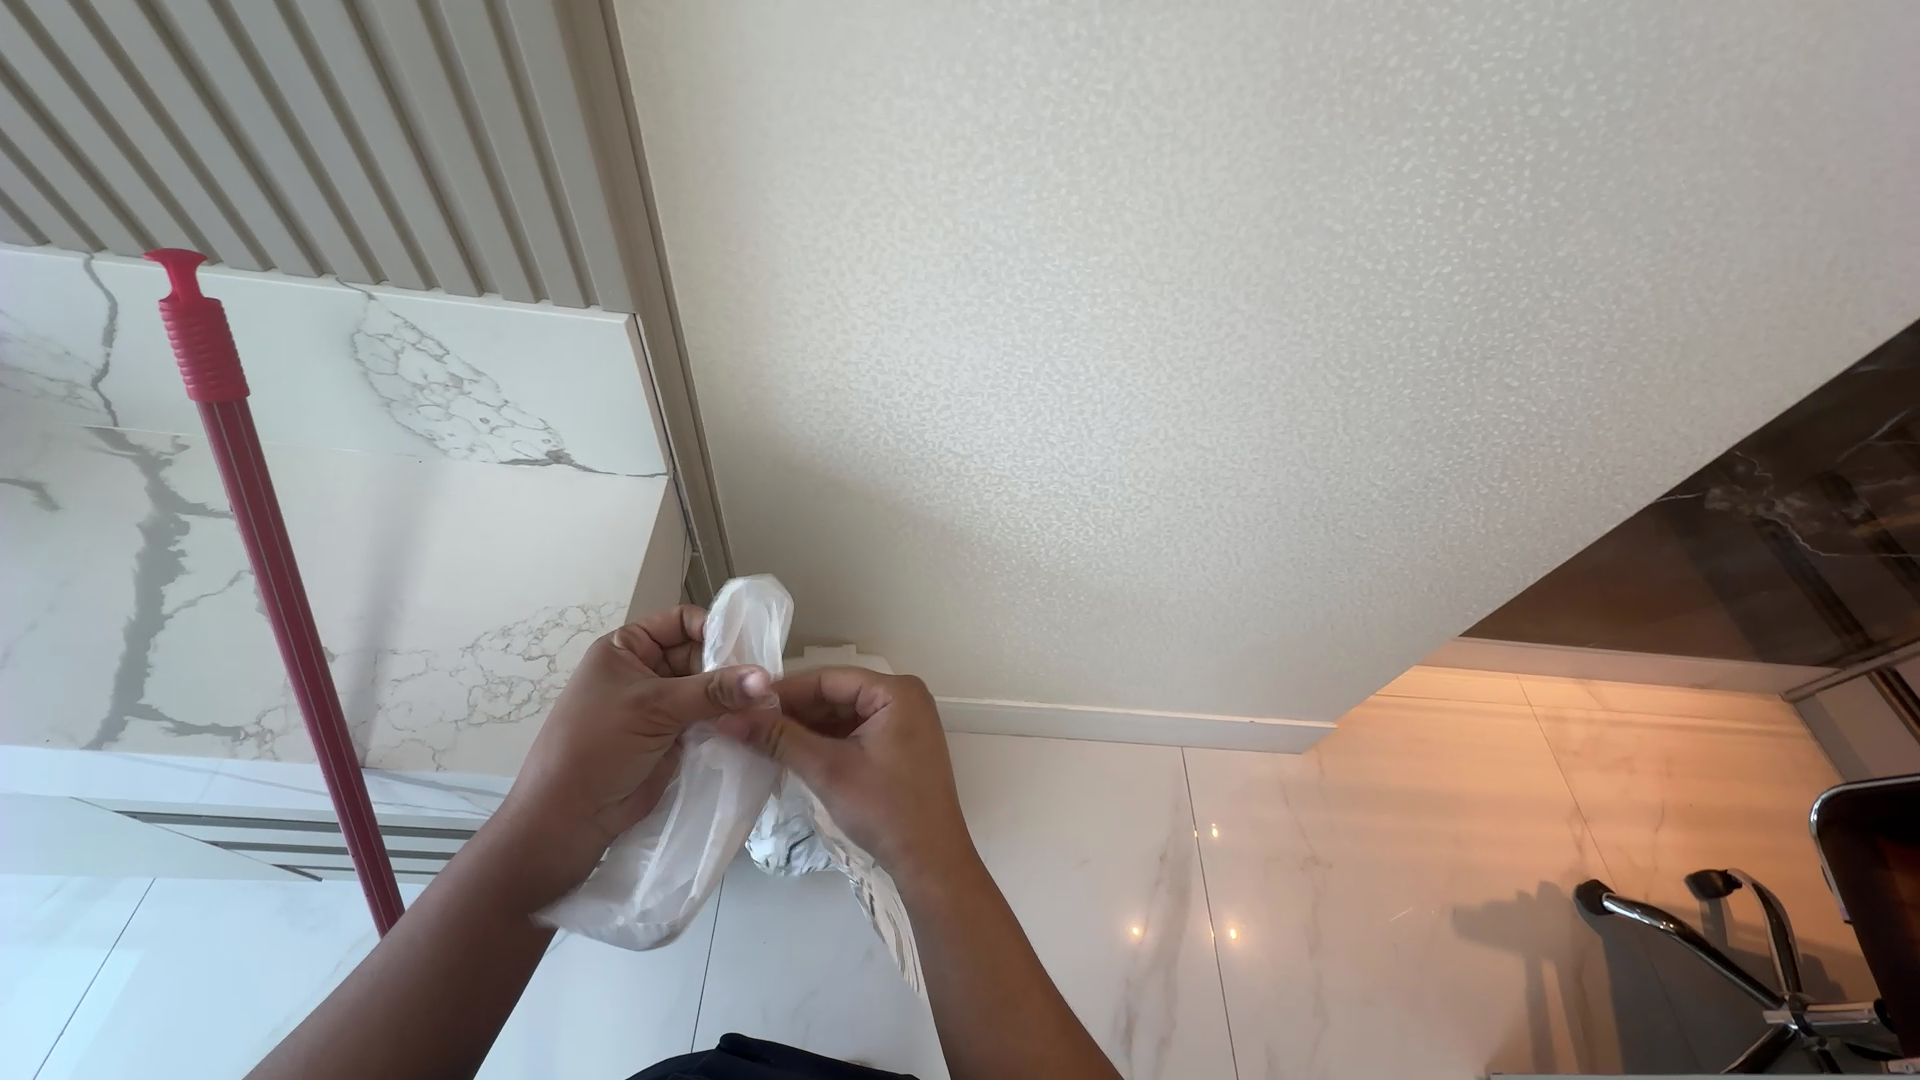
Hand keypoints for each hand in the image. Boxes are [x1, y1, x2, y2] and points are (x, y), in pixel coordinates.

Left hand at [487, 605, 775, 912]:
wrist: (570, 818)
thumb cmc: (596, 746)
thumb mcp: (653, 708)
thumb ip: (713, 690)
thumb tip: (766, 677)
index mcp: (627, 648)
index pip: (681, 621)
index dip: (713, 629)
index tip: (745, 649)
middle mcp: (647, 671)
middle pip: (701, 654)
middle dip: (729, 667)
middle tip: (762, 683)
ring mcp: (662, 705)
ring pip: (709, 688)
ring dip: (733, 696)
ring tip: (765, 704)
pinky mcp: (676, 736)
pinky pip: (711, 718)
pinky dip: (729, 720)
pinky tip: (754, 723)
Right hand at [716, 667, 978, 892]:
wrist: (930, 860)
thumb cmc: (885, 809)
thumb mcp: (828, 769)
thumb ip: (779, 738)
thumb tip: (729, 718)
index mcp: (896, 691)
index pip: (829, 678)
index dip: (784, 692)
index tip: (742, 705)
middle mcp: (904, 698)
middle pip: (836, 695)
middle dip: (793, 712)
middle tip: (746, 725)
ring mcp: (904, 723)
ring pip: (843, 715)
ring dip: (806, 729)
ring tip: (760, 741)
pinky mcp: (899, 747)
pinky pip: (854, 733)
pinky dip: (825, 743)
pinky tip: (791, 754)